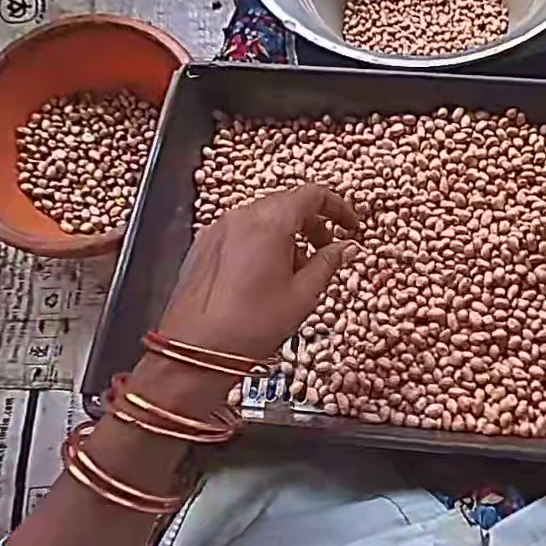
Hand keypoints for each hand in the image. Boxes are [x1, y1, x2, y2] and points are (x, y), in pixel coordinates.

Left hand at [156, 183, 359, 365]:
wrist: (197, 350)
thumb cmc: (250, 326)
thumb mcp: (303, 295)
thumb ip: (327, 263)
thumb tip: (344, 248)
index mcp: (269, 223)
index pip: (312, 195)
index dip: (337, 208)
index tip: (349, 225)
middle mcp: (241, 218)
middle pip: (286, 205)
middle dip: (313, 225)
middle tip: (327, 251)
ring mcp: (219, 231)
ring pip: (263, 219)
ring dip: (288, 236)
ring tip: (297, 272)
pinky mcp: (204, 247)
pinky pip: (242, 234)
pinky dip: (262, 244)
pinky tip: (268, 277)